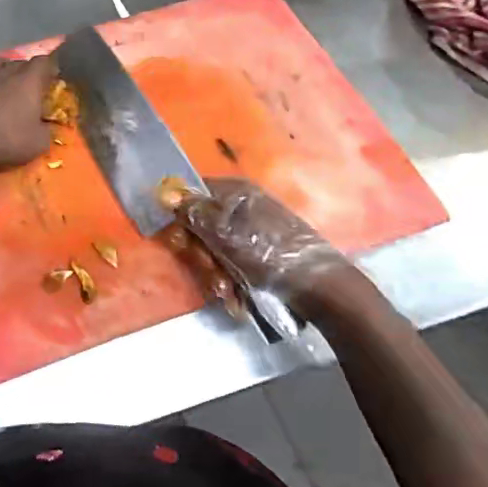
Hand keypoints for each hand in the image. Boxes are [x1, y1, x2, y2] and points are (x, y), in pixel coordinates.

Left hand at [0, 54, 56, 174]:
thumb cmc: (7, 141)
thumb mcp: (40, 142)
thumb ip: (48, 129)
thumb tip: (48, 126)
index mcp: (28, 81)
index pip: (44, 62)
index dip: (50, 68)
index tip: (53, 79)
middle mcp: (4, 72)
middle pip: (19, 62)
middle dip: (27, 71)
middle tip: (30, 88)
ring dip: (2, 66)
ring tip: (5, 77)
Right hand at [168, 177, 372, 317]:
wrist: (323, 292)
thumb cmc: (272, 255)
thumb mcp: (226, 233)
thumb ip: (193, 212)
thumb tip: (164, 192)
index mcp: (235, 192)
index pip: (191, 192)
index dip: (179, 213)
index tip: (177, 236)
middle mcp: (241, 206)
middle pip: (198, 224)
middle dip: (199, 252)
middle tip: (209, 268)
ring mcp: (251, 232)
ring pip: (212, 249)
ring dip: (213, 272)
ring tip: (226, 289)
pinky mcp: (259, 255)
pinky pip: (230, 263)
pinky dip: (228, 280)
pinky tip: (236, 294)